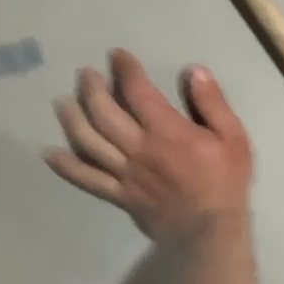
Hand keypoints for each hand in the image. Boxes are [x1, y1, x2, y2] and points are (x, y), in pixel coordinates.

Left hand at [46, 49, 252, 240]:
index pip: (138, 91)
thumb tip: (194, 72)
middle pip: (104, 113)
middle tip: (86, 74)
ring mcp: (125, 173)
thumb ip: (212, 103)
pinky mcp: (119, 194)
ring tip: (63, 103)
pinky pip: (86, 179)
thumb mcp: (233, 136)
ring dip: (72, 119)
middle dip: (92, 88)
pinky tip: (50, 155)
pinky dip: (65, 167)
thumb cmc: (226, 179)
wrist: (211, 228)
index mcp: (166, 130)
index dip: (126, 69)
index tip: (118, 56)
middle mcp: (138, 148)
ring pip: (88, 142)